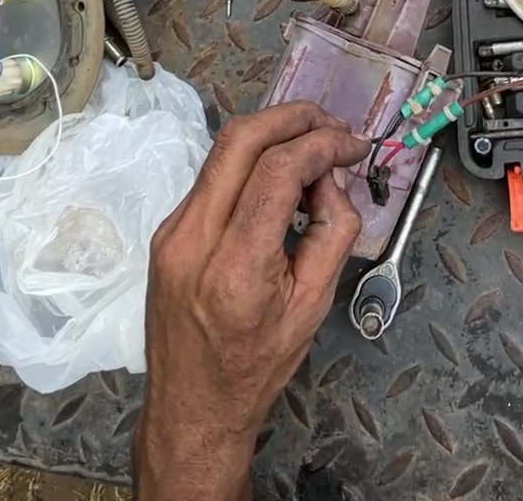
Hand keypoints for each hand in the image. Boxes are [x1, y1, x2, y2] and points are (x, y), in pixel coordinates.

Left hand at [135, 101, 367, 499]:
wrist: (191, 406)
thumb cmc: (258, 363)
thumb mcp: (315, 303)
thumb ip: (334, 230)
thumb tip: (331, 176)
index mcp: (235, 268)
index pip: (277, 171)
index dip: (323, 144)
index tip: (354, 146)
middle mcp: (193, 239)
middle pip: (241, 138)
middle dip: (295, 116)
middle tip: (334, 126)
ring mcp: (173, 231)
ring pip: (224, 148)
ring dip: (275, 132)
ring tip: (315, 145)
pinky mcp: (168, 229)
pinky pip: (216, 173)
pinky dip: (256, 159)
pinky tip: (283, 176)